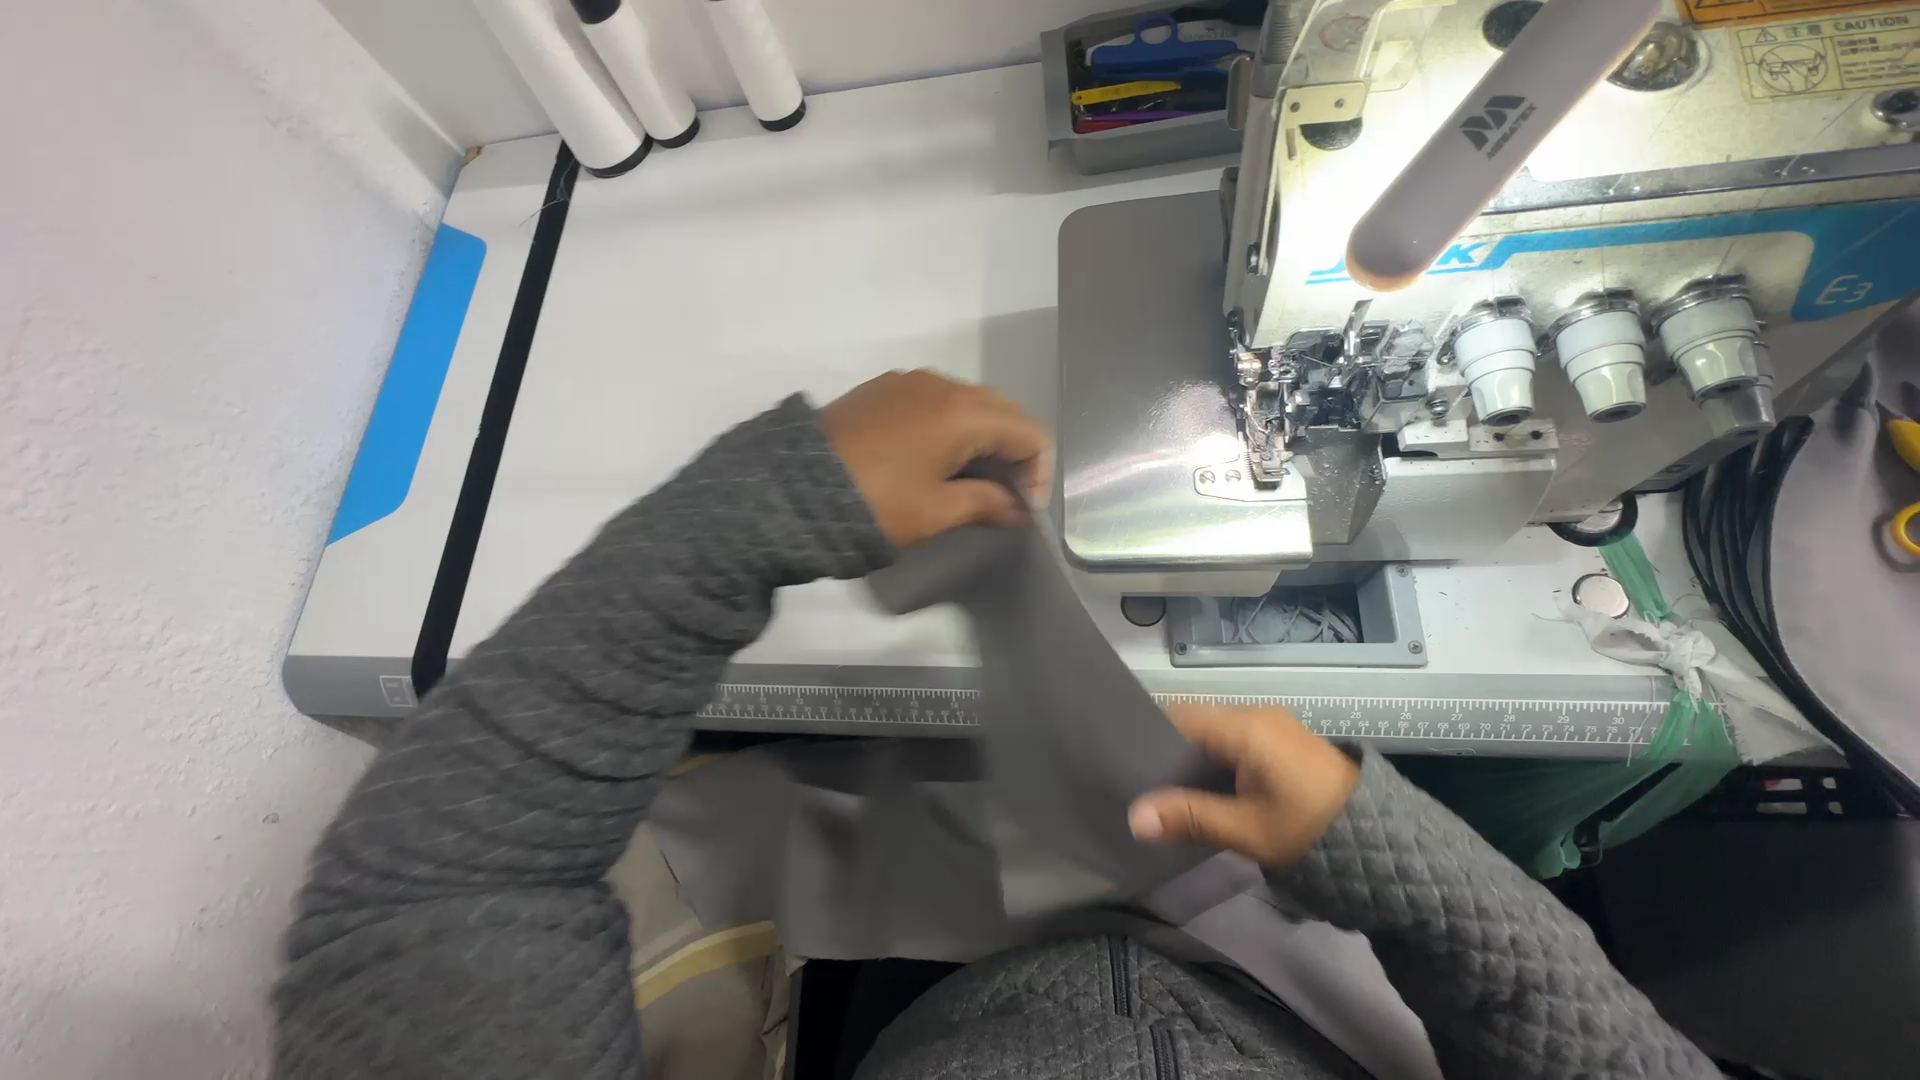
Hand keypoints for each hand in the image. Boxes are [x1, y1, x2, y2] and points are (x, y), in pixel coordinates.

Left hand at [817, 370, 1051, 549]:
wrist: (792, 486)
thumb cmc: (875, 502)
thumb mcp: (935, 512)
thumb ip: (987, 504)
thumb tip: (1018, 510)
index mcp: (964, 412)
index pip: (1030, 433)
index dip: (1037, 475)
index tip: (1019, 511)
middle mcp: (943, 384)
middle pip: (1002, 413)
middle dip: (1011, 456)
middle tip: (999, 500)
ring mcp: (910, 381)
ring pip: (968, 405)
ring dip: (980, 442)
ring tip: (965, 484)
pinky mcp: (882, 388)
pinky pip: (934, 402)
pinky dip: (948, 429)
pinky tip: (932, 462)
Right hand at [1129, 705, 1360, 868]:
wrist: (1384, 841)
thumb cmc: (1310, 829)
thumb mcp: (1246, 830)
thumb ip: (1189, 818)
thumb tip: (1134, 818)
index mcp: (1245, 726)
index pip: (1179, 715)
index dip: (1149, 735)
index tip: (1125, 761)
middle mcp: (1256, 715)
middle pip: (1194, 722)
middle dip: (1168, 751)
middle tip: (1140, 783)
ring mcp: (1272, 726)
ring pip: (1214, 733)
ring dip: (1192, 759)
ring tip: (1164, 789)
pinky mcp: (1282, 742)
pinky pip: (1234, 741)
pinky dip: (1214, 761)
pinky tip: (1203, 789)